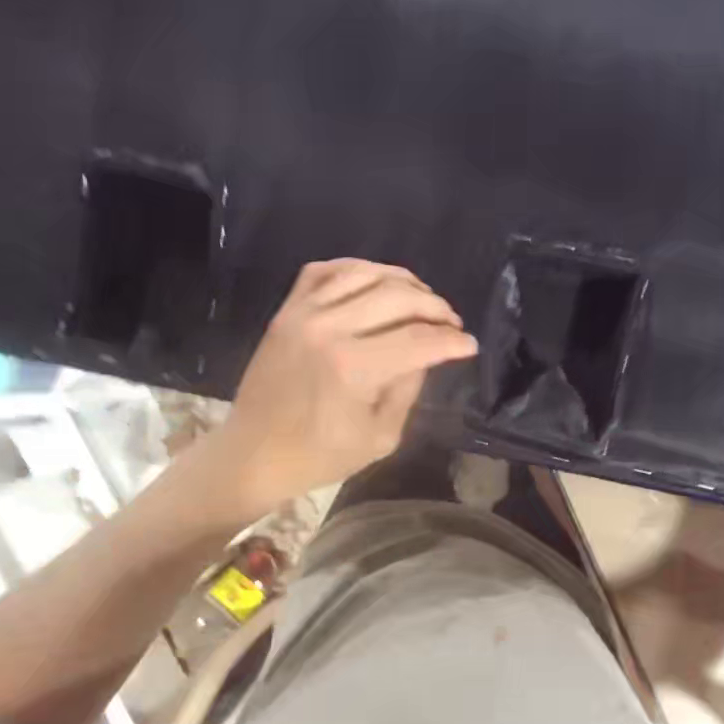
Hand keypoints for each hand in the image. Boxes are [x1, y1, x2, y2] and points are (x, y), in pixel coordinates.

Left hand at [201, 259, 476, 515]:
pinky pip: (324, 270)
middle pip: (397, 297)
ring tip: (422, 297)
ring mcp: (302, 313)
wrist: (254, 454)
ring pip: (364, 273)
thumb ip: (408, 389)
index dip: (452, 341)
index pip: (419, 340)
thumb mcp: (380, 437)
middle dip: (435, 307)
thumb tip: (426, 354)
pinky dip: (355, 268)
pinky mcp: (285, 310)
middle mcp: (329, 328)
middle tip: (452, 321)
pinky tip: (376, 281)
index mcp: (354, 367)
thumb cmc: (319, 456)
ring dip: (403, 281)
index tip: (469, 345)